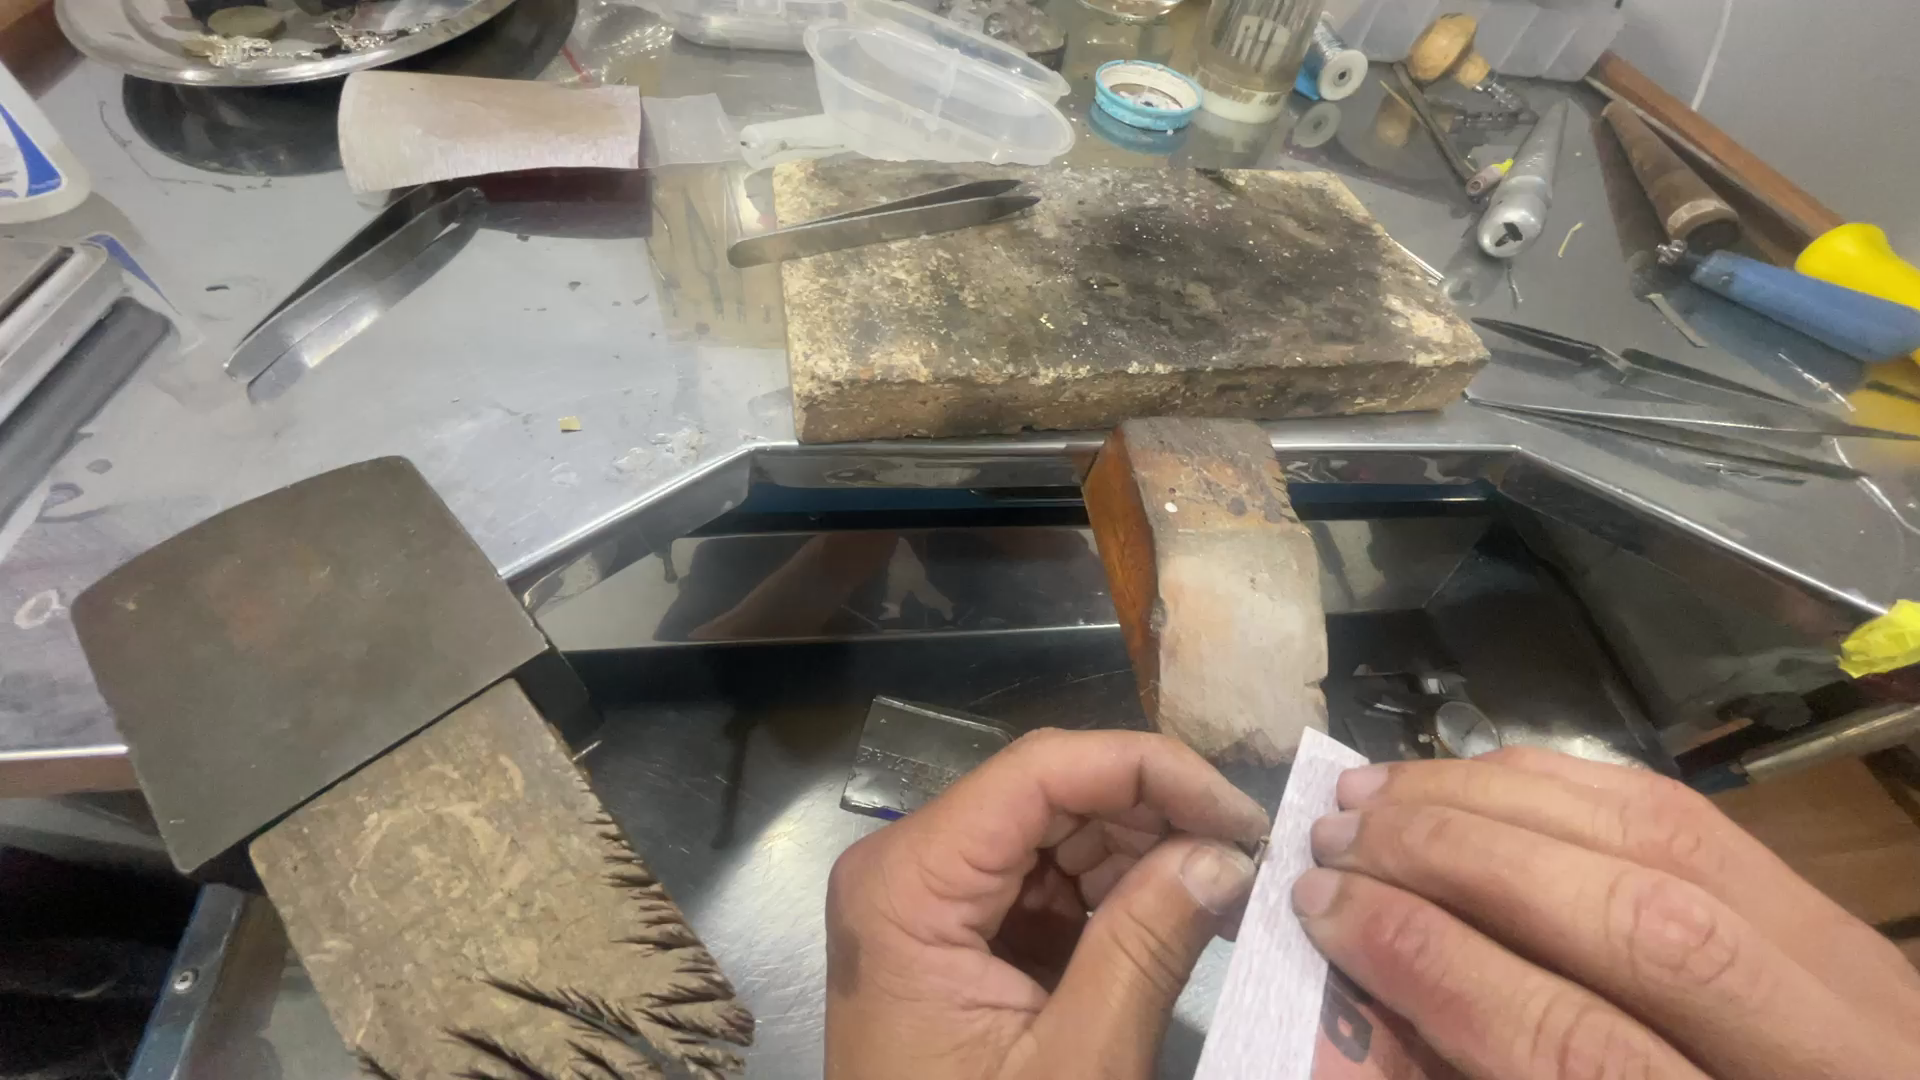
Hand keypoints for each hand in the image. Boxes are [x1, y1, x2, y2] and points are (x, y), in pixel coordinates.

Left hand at [825, 729, 1269, 1079]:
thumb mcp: (1072, 1070)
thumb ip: (1146, 948)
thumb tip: (1225, 853)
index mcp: (908, 880)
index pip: (1037, 770)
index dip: (1146, 767)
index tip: (1237, 810)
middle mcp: (908, 860)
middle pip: (1045, 788)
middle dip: (1150, 809)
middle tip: (1241, 853)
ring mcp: (930, 886)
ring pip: (1051, 822)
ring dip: (1138, 844)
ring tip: (1217, 882)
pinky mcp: (956, 917)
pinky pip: (1042, 869)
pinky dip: (1110, 882)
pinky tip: (1166, 904)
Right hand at [1294, 747, 1919, 1078]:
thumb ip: (1463, 1063)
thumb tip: (1348, 954)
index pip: (1576, 1045)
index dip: (1423, 956)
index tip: (1320, 904)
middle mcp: (1851, 1063)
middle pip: (1635, 921)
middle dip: (1445, 856)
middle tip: (1334, 838)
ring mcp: (1863, 977)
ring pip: (1658, 835)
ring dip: (1478, 796)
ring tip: (1367, 792)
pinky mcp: (1829, 909)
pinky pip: (1671, 806)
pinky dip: (1540, 777)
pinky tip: (1455, 776)